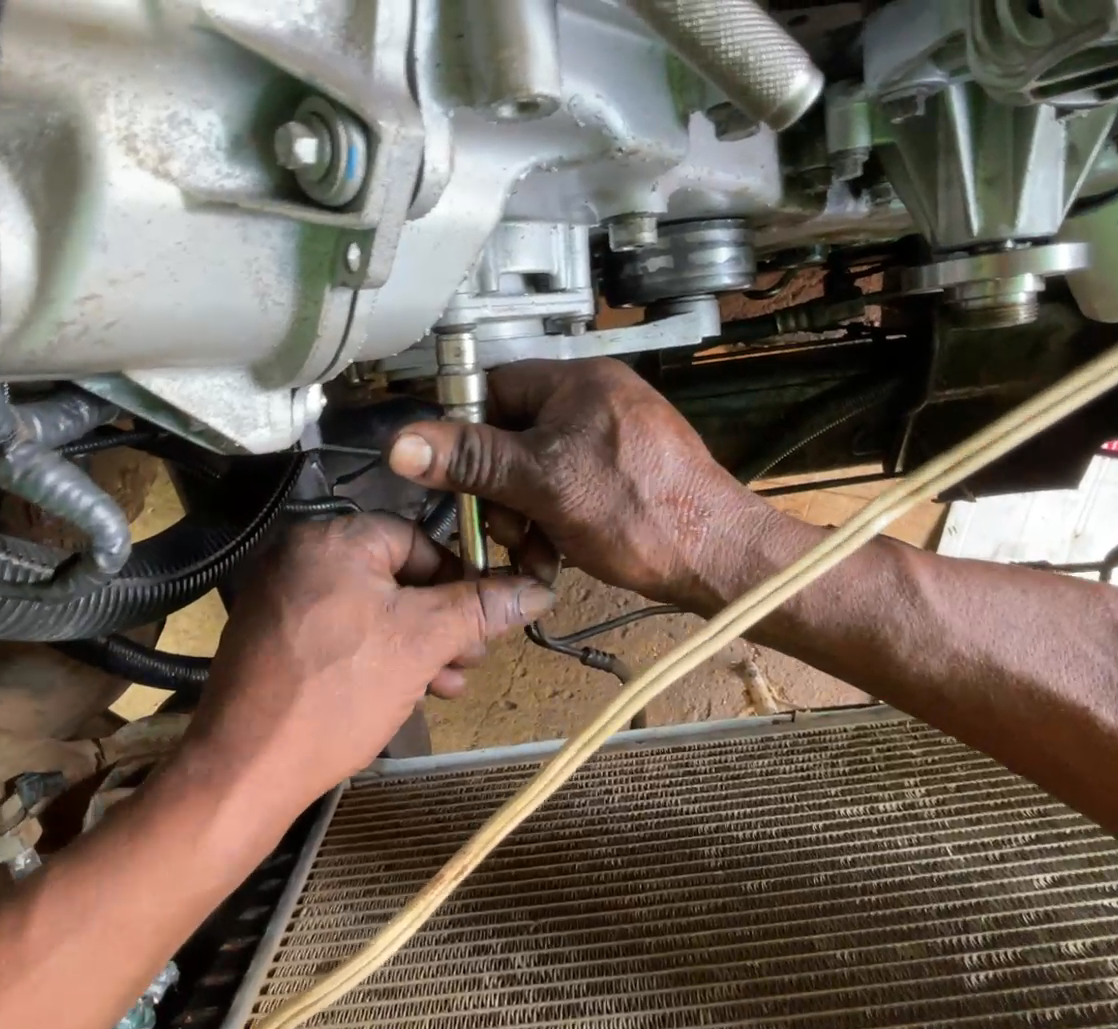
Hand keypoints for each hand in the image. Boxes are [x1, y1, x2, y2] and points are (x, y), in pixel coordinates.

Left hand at [185, 514, 554, 811]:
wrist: (246, 770)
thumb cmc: (340, 692)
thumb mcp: (423, 643)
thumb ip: (482, 608)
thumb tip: (540, 589)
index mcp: (331, 539)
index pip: (419, 540)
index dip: (461, 580)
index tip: (487, 620)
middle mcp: (300, 557)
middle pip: (397, 578)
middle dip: (444, 621)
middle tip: (473, 659)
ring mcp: (283, 600)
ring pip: (374, 611)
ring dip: (419, 645)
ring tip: (449, 684)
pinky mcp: (275, 639)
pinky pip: (343, 633)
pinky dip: (380, 656)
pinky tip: (410, 692)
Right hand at [386, 358, 774, 608]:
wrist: (717, 557)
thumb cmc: (631, 511)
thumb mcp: (541, 484)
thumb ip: (472, 460)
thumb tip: (400, 442)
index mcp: (579, 382)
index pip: (496, 388)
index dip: (469, 434)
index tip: (461, 483)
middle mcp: (598, 399)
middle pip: (516, 434)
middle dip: (501, 489)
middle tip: (505, 531)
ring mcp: (616, 437)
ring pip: (542, 468)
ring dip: (525, 514)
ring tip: (533, 554)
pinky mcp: (629, 473)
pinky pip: (572, 486)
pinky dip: (555, 520)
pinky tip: (557, 555)